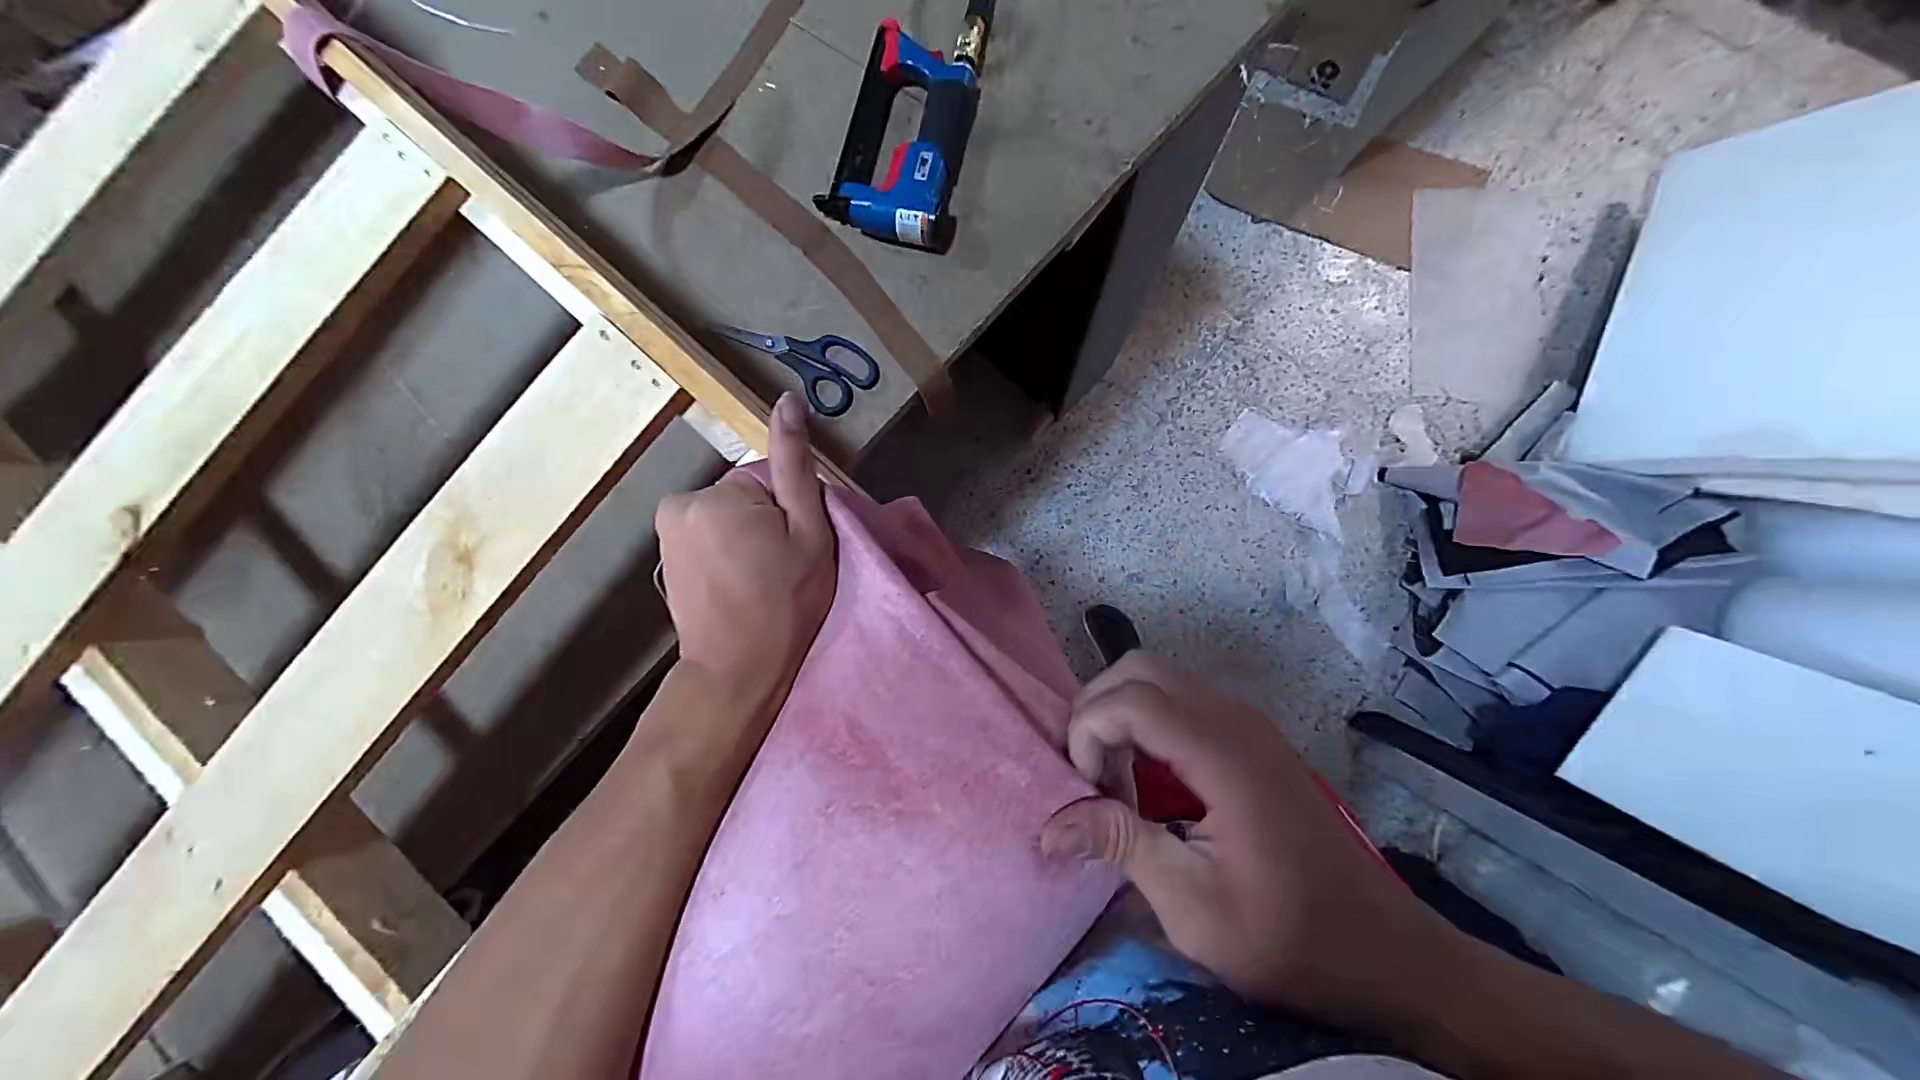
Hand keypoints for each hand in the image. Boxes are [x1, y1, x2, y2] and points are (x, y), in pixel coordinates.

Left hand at [655, 393, 836, 710]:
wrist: (737, 671)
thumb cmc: (785, 604)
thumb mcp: (809, 533)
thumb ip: (796, 466)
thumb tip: (787, 401)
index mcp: (715, 496)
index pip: (768, 483)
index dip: (789, 515)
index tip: (793, 551)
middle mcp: (680, 505)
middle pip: (745, 498)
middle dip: (765, 525)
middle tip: (780, 568)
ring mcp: (666, 533)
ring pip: (727, 519)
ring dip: (746, 541)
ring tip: (759, 581)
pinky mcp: (665, 556)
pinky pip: (709, 538)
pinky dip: (726, 555)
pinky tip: (738, 587)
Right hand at [1040, 654, 1467, 1032]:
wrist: (1386, 954)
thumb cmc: (1290, 938)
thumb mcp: (1194, 906)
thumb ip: (1119, 847)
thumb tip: (1048, 827)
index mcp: (1224, 754)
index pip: (1131, 698)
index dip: (1089, 732)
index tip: (1087, 791)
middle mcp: (1235, 721)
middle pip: (1140, 670)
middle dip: (1096, 710)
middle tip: (1089, 774)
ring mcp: (1247, 725)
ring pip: (1159, 679)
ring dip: (1120, 715)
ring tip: (1113, 781)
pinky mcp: (1250, 739)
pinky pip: (1180, 702)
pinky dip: (1145, 724)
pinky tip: (1146, 780)